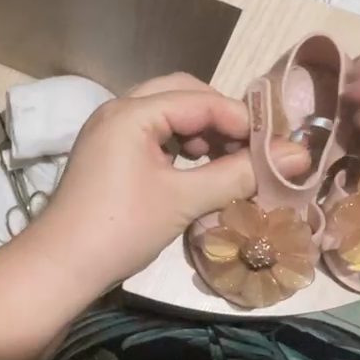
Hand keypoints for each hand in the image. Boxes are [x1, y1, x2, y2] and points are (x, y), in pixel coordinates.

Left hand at [24, 74, 301, 290]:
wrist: (60, 265)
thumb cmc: (120, 228)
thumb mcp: (184, 200)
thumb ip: (239, 174)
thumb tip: (299, 158)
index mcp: (131, 113)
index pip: (200, 99)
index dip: (241, 119)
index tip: (275, 146)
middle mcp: (117, 111)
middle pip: (181, 94)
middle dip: (219, 118)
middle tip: (248, 148)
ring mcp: (108, 131)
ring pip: (165, 113)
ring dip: (199, 131)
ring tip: (225, 162)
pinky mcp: (106, 153)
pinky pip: (151, 134)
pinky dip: (178, 146)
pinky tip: (196, 170)